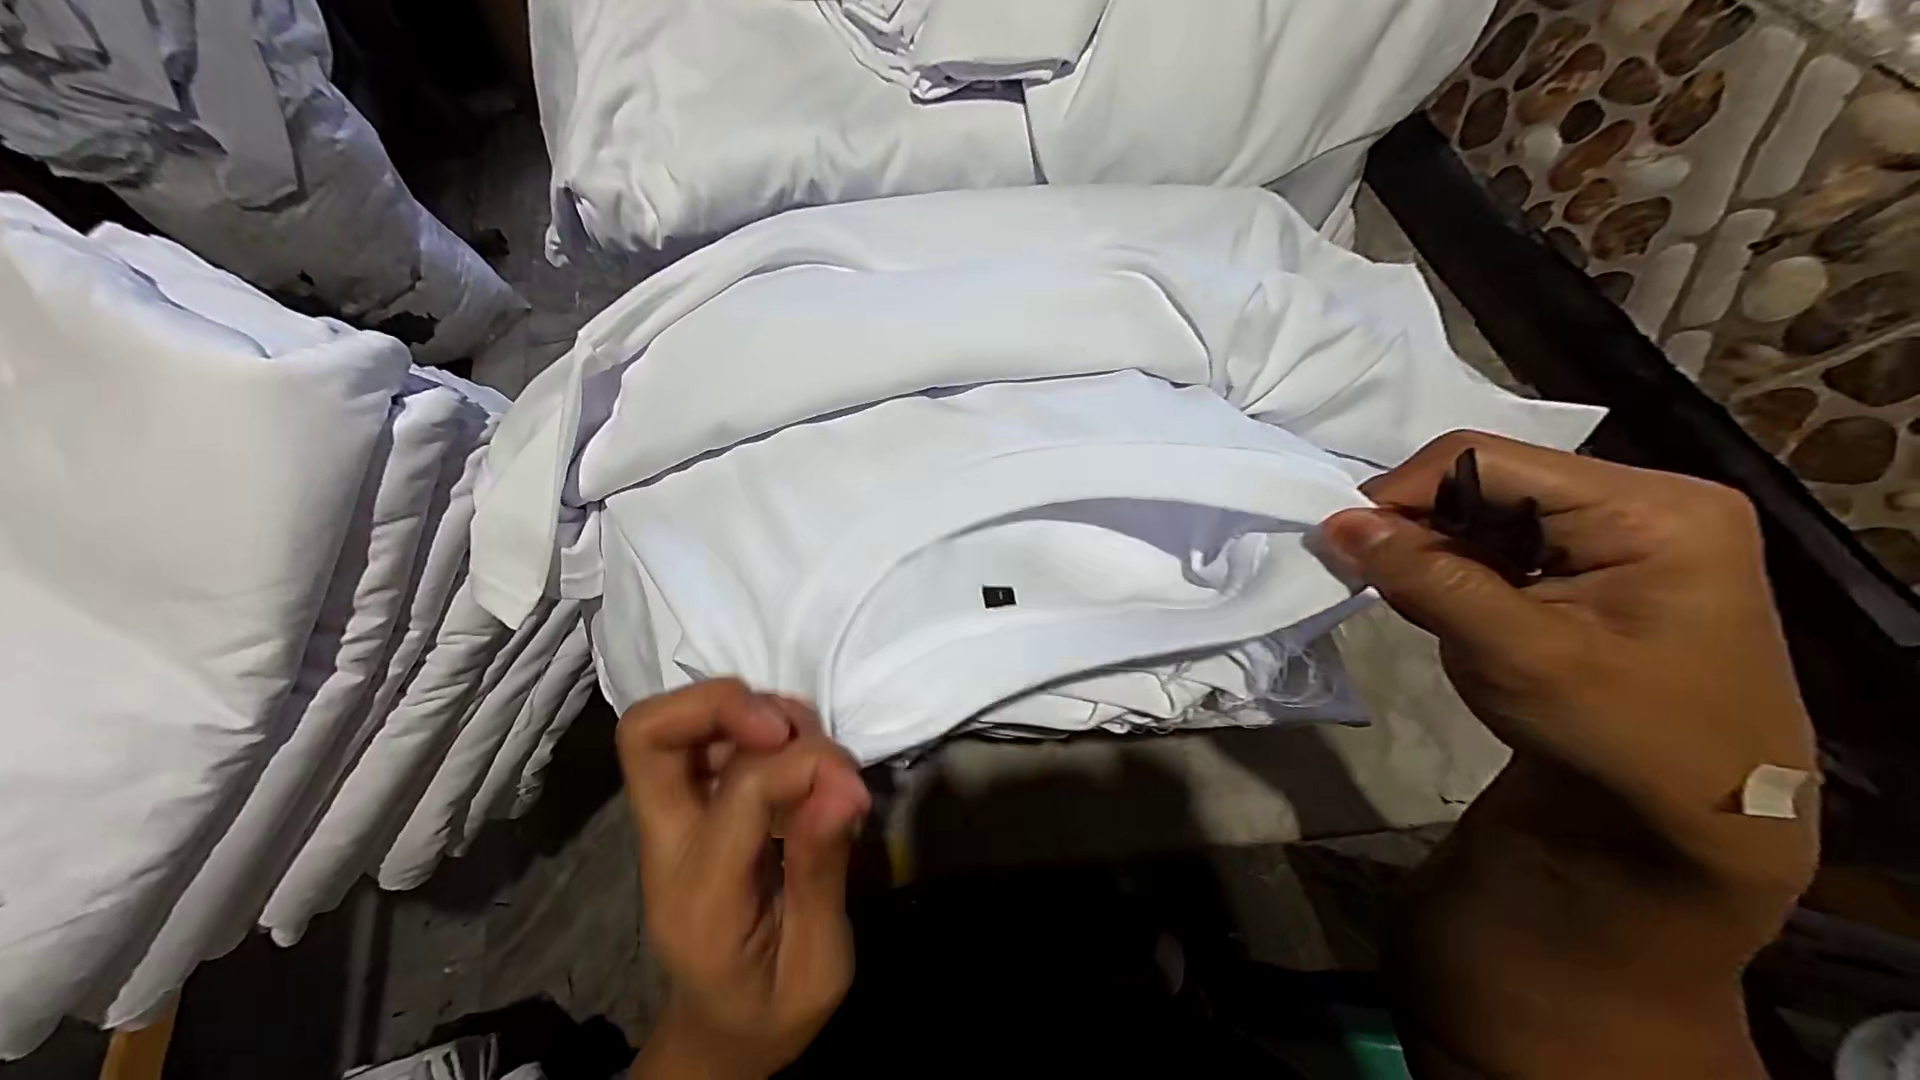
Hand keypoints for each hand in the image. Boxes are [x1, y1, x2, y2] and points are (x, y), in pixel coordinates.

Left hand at [617, 680, 871, 1079]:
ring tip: (807, 742)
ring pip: (674, 723)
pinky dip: (750, 720)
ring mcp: (669, 823)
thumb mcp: (818, 968)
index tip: (854, 789)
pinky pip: (700, 735)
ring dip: (748, 709)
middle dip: (724, 703)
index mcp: (699, 898)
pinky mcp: (687, 808)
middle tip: (788, 726)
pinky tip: (793, 748)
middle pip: (649, 735)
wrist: (719, 1036)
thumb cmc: (771, 1013)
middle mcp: (667, 847)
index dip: (809, 767)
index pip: (743, 790)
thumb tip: (840, 786)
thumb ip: (822, 873)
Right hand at [1319, 432, 1818, 1078]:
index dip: (1404, 489)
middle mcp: (1639, 515)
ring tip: (1401, 597)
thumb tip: (1333, 518)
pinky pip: (1487, 548)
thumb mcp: (1512, 651)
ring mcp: (1608, 552)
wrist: (1670, 849)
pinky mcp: (1575, 587)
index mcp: (1655, 510)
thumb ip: (1422, 573)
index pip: (1489, 460)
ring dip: (1423, 547)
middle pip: (1485, 482)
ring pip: (1478, 515)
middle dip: (1410, 519)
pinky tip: (1432, 606)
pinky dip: (1441, 566)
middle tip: (1366, 572)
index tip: (1343, 539)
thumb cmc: (1617, 750)